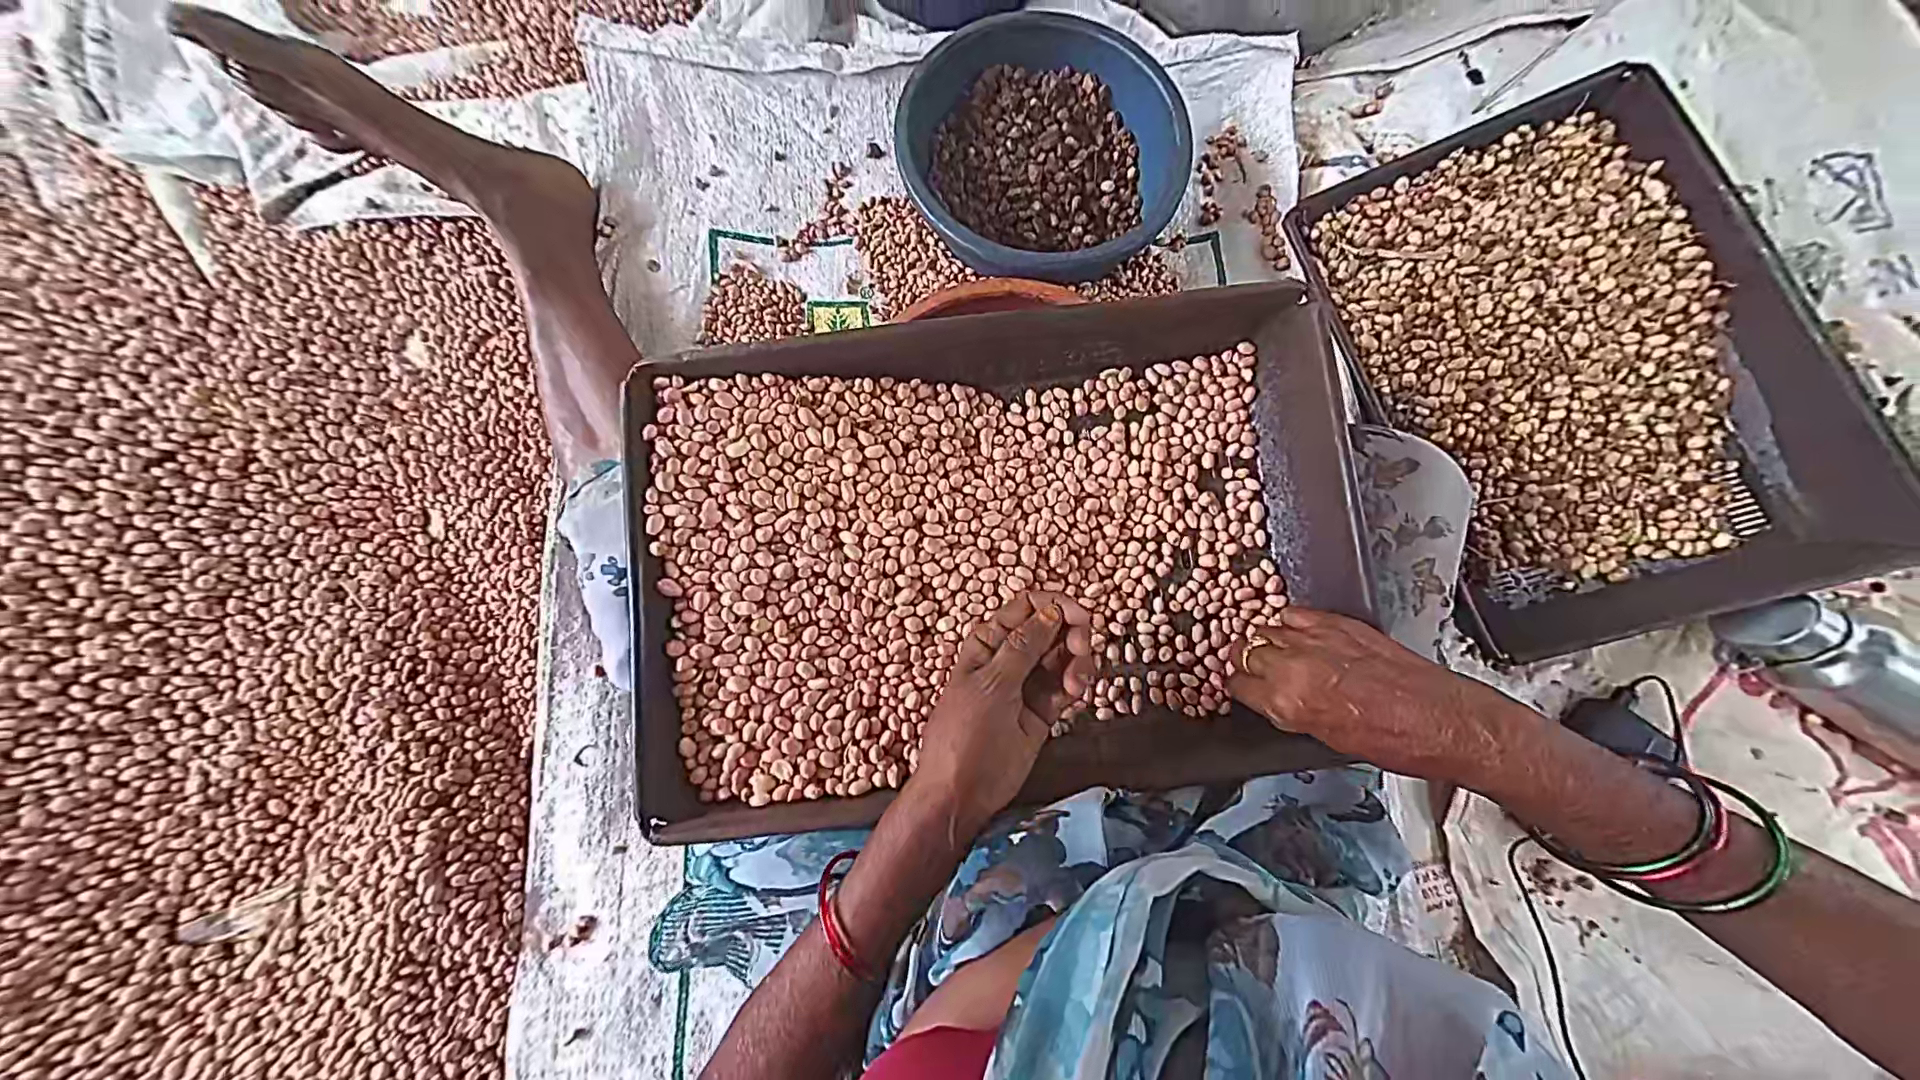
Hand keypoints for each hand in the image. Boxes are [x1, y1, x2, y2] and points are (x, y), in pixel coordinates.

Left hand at [908, 592, 1095, 834]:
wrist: (962, 791)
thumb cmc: (965, 733)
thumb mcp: (992, 683)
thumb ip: (1025, 645)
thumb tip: (1053, 611)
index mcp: (989, 641)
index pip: (1027, 606)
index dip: (1057, 604)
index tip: (1082, 615)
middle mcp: (1011, 656)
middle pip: (1053, 627)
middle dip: (1073, 634)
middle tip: (1079, 652)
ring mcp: (1028, 683)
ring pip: (1065, 655)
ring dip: (1078, 662)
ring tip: (1076, 686)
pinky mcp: (1043, 709)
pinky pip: (1068, 683)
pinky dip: (1077, 684)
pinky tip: (1075, 694)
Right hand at [1226, 606, 1540, 788]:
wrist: (1450, 723)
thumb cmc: (1398, 741)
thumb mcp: (1326, 738)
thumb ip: (1289, 710)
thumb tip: (1272, 696)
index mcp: (1288, 704)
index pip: (1237, 684)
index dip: (1238, 685)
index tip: (1243, 685)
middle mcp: (1296, 668)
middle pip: (1245, 651)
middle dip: (1245, 659)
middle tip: (1252, 665)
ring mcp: (1318, 642)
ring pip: (1265, 628)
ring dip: (1264, 638)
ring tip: (1272, 647)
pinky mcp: (1340, 624)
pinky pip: (1295, 613)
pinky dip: (1290, 621)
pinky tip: (1295, 631)